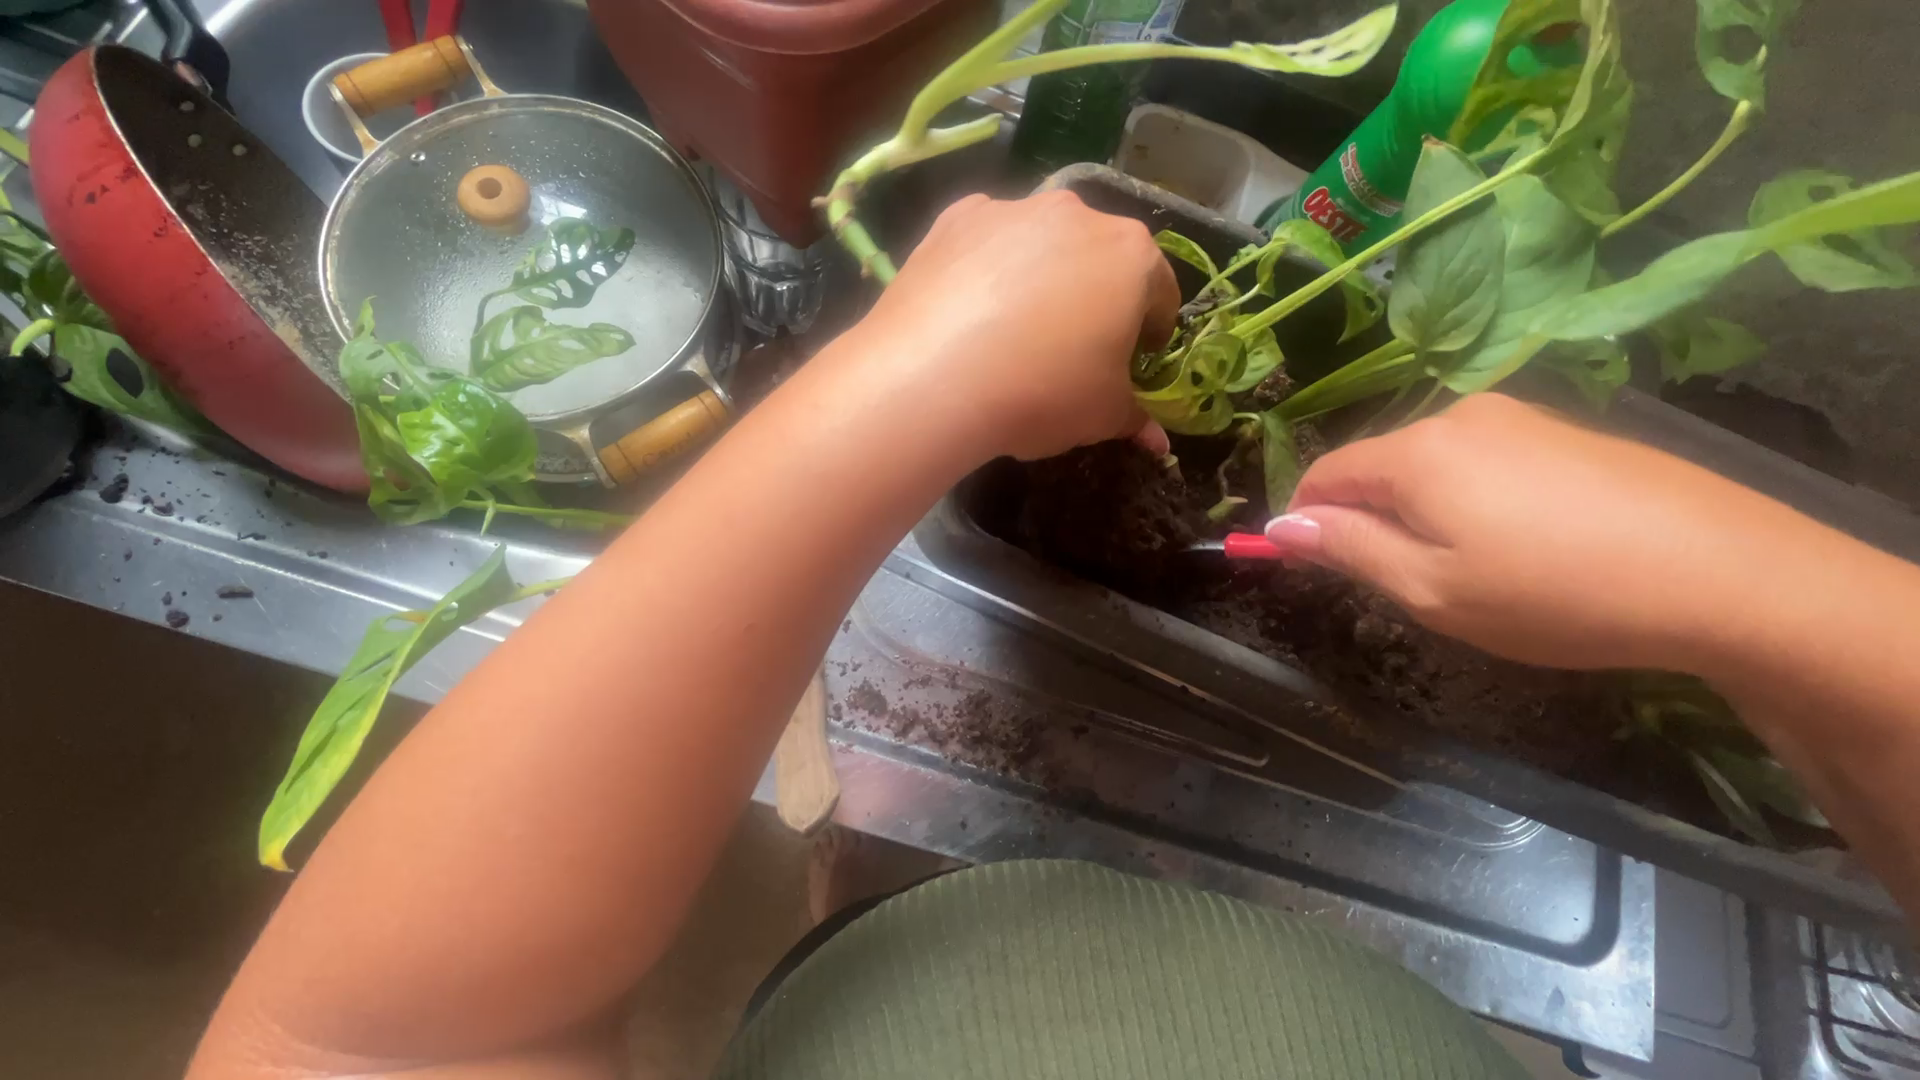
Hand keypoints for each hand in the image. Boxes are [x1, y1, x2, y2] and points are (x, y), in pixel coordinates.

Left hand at [854, 190, 1178, 461]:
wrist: (932, 379)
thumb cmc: (1041, 393)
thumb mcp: (1101, 417)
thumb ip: (1134, 419)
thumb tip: (1156, 440)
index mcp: (1132, 256)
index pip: (1159, 296)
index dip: (1149, 335)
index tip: (1130, 364)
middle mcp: (1077, 215)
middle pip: (1100, 260)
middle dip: (1095, 300)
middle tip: (1070, 351)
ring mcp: (1012, 210)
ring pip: (1041, 246)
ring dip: (1041, 280)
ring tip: (1012, 334)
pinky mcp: (955, 219)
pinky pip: (986, 243)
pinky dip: (986, 270)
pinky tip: (969, 313)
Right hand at [1262, 393, 1827, 672]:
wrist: (1729, 577)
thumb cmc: (1552, 592)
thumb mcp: (1429, 588)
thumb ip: (1347, 550)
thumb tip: (1282, 526)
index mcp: (1415, 451)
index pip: (1325, 473)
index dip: (1305, 519)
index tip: (1311, 566)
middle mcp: (1460, 416)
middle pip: (1378, 466)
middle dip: (1370, 518)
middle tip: (1407, 584)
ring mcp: (1521, 418)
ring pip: (1433, 466)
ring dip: (1423, 512)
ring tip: (1473, 571)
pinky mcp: (1568, 432)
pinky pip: (1485, 463)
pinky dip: (1474, 500)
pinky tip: (1524, 546)